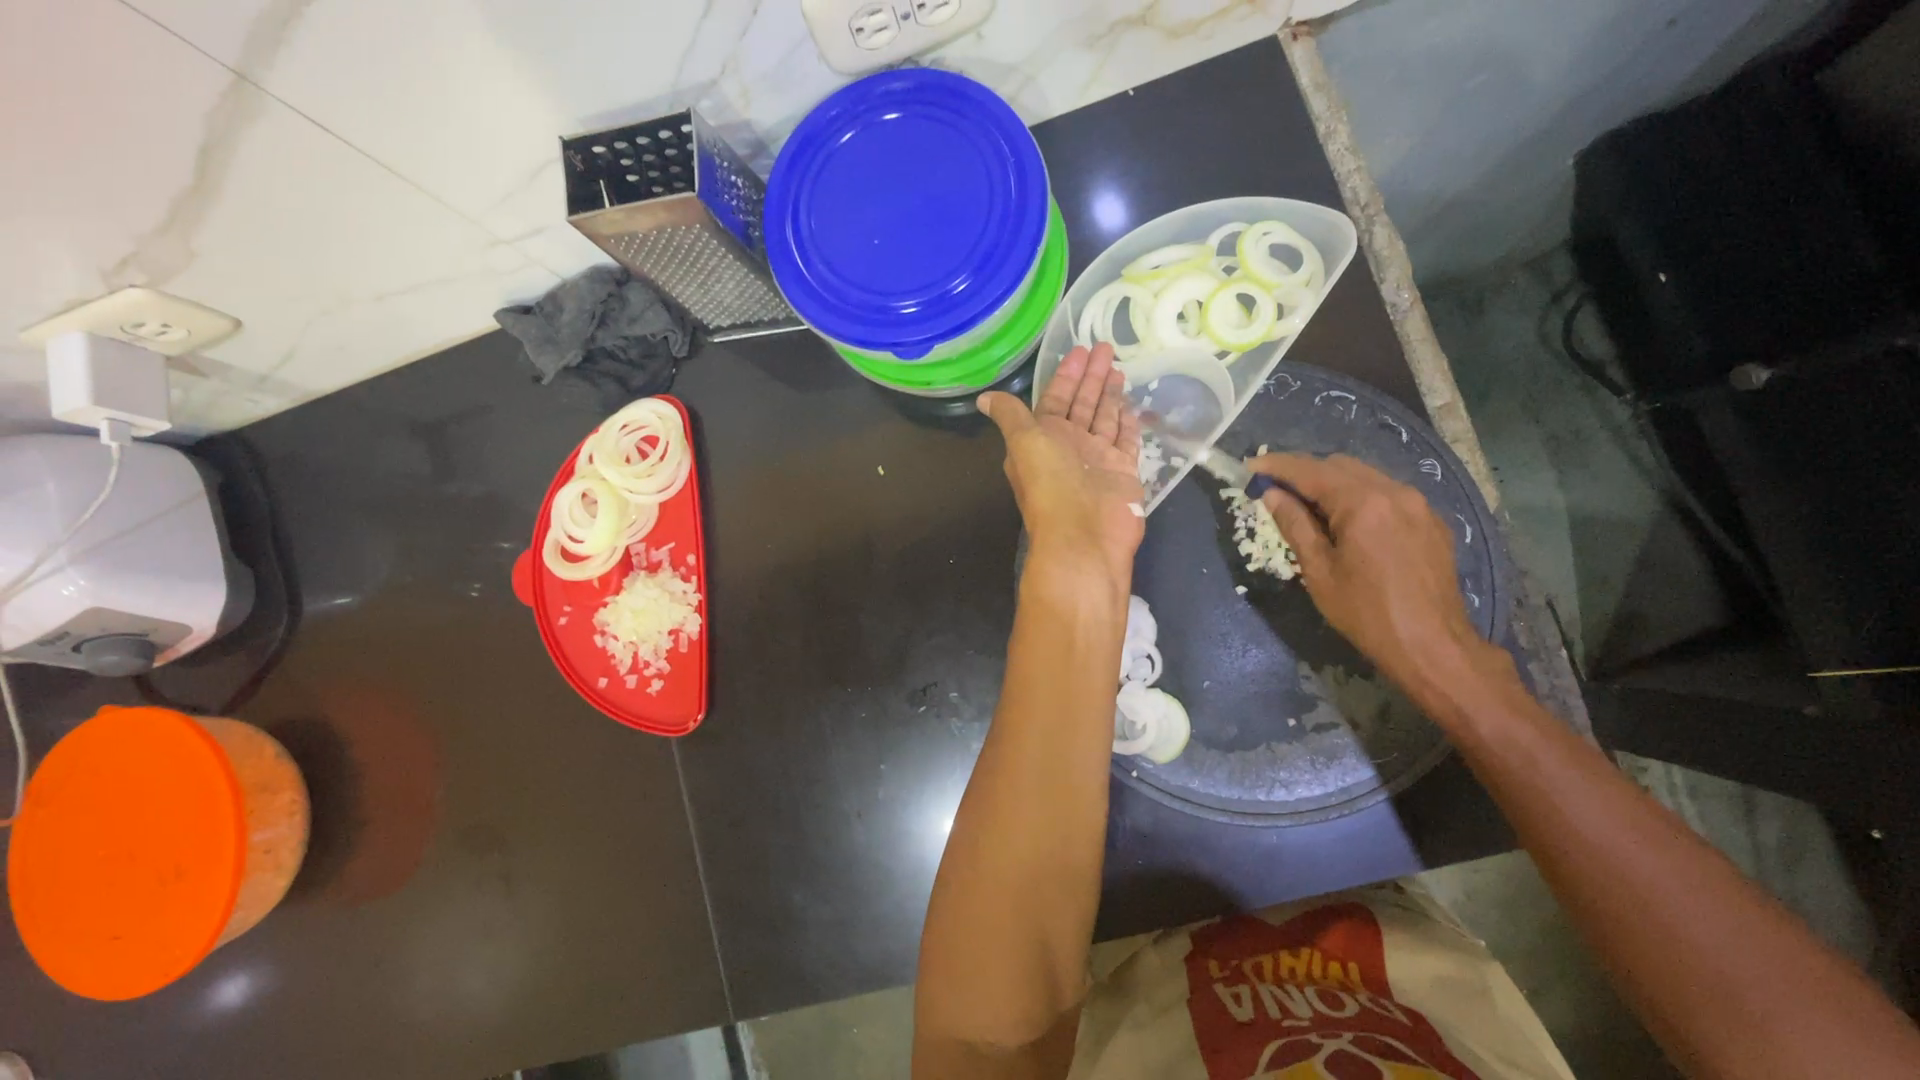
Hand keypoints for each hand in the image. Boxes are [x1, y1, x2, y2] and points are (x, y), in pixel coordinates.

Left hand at [979, 344, 1143, 588]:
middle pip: (1082, 404)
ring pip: (1104, 419)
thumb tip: (983, 398)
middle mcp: (1069, 446)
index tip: (1080, 350)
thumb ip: (1010, 416)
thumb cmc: (1050, 485)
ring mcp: (1097, 460)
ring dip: (1110, 395)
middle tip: (1108, 346)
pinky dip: (1127, 424)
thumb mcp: (1024, 442)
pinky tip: (1132, 405)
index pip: (1055, 398)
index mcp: (1042, 438)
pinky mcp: (1122, 472)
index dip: (1066, 375)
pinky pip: (1125, 442)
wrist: (1082, 535)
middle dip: (1092, 377)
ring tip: (1121, 367)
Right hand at [1249, 453, 1509, 699]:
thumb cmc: (1366, 613)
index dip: (1277, 466)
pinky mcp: (1432, 521)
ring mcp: (1419, 504)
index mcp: (1363, 504)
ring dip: (1334, 484)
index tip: (1251, 467)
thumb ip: (1295, 526)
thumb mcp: (1318, 572)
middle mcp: (1394, 492)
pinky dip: (1361, 497)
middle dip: (1305, 473)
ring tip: (1310, 508)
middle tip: (1277, 491)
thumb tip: (1272, 495)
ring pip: (1366, 477)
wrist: (1432, 645)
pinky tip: (1349, 524)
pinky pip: (1389, 494)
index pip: (1310, 471)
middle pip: (1340, 466)